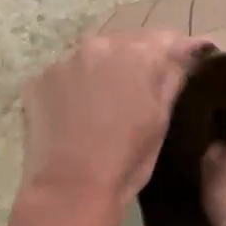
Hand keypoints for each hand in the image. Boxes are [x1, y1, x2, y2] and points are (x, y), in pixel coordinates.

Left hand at [21, 29, 209, 204]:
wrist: (71, 187)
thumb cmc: (128, 157)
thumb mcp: (161, 119)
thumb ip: (173, 77)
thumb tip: (187, 52)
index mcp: (138, 54)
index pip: (168, 38)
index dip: (180, 53)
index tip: (186, 67)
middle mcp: (98, 45)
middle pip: (128, 42)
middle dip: (139, 61)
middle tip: (142, 93)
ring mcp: (64, 61)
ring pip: (94, 56)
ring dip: (105, 70)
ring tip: (107, 104)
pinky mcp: (38, 79)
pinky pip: (66, 73)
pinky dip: (76, 86)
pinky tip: (78, 114)